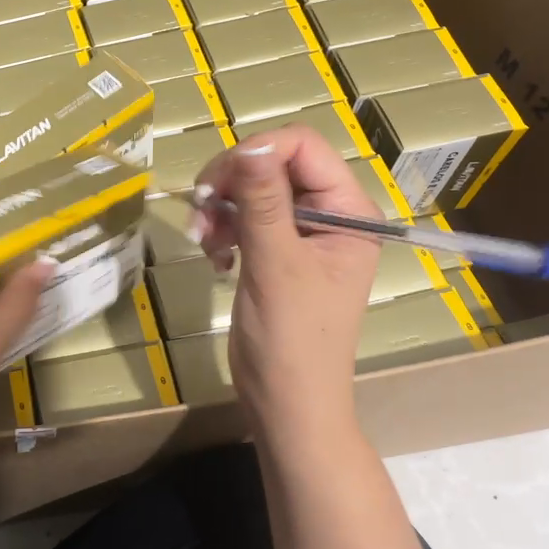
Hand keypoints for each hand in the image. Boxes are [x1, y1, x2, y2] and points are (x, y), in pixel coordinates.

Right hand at [192, 127, 380, 447]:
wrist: (285, 403)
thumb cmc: (292, 339)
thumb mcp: (276, 265)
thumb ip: (263, 201)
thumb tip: (249, 145)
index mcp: (349, 212)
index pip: (303, 148)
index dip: (258, 152)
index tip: (216, 182)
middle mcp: (329, 214)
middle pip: (274, 164)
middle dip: (232, 183)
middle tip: (200, 211)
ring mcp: (301, 233)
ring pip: (253, 189)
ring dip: (221, 208)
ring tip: (203, 241)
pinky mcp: (275, 251)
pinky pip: (244, 216)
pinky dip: (222, 229)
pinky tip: (214, 256)